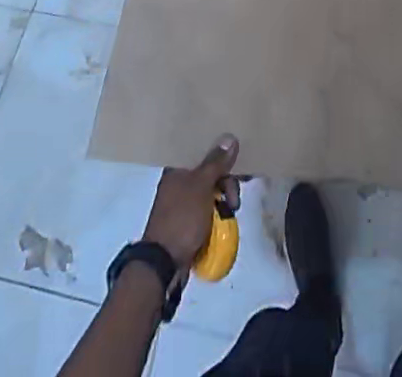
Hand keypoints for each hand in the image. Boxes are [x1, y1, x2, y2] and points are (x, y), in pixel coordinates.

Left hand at [140, 134, 239, 280]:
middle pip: (211, 174)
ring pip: (212, 193)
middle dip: (227, 185)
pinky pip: (209, 210)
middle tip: (234, 200)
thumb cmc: (181, 219)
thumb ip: (216, 163)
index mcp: (177, 171)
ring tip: (230, 215)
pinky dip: (218, 214)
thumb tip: (229, 137)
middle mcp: (178, 185)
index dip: (222, 158)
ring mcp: (182, 205)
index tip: (238, 165)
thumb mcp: (201, 186)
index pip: (203, 154)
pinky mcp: (187, 223)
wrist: (164, 264)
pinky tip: (224, 222)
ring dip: (224, 201)